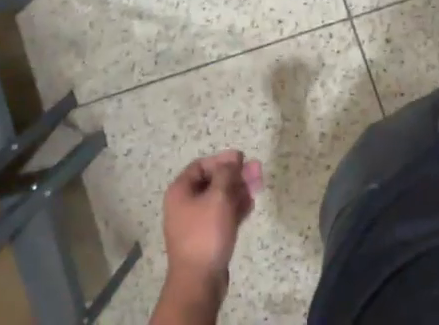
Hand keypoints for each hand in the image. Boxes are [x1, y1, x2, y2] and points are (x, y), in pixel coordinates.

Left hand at [161, 149, 263, 292]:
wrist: (199, 281)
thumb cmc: (206, 233)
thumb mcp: (218, 197)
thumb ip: (227, 173)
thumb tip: (233, 157)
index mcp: (180, 191)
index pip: (201, 165)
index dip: (222, 160)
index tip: (243, 160)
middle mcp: (185, 204)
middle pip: (212, 181)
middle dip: (235, 176)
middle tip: (257, 173)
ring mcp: (195, 222)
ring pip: (219, 198)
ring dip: (238, 191)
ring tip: (257, 188)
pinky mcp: (206, 237)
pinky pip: (221, 215)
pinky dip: (235, 208)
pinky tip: (250, 206)